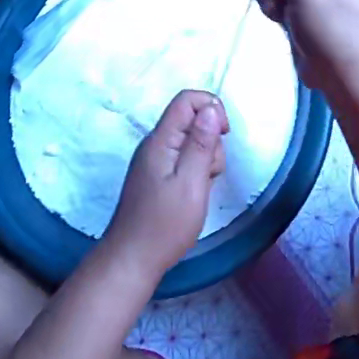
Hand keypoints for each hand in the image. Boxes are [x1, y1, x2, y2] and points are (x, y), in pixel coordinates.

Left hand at [101, 90, 227, 279]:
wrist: (134, 257)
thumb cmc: (165, 223)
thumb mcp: (192, 182)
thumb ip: (201, 143)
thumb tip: (211, 108)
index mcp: (160, 140)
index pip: (186, 101)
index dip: (211, 108)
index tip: (224, 135)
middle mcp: (154, 144)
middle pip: (191, 121)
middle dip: (210, 140)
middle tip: (209, 173)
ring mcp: (154, 160)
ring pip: (190, 142)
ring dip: (205, 159)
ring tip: (200, 189)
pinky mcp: (157, 175)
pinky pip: (183, 160)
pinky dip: (196, 172)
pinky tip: (193, 195)